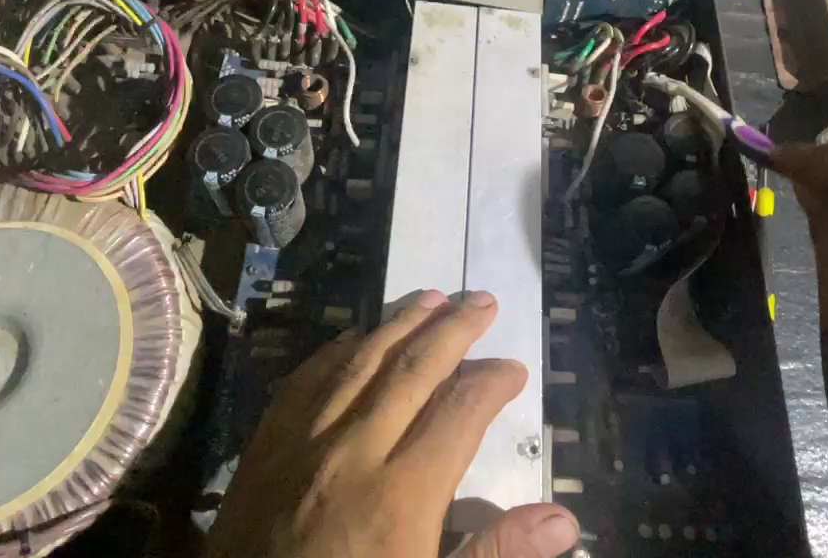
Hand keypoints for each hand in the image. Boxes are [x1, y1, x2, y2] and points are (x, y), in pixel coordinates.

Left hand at [205, 289, 581, 557]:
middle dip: (454, 329)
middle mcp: (354, 451)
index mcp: (401, 495)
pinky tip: (353, 336)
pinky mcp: (265, 448)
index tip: (515, 368)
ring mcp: (304, 443)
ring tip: (431, 296)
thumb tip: (562, 521)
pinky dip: (335, 352)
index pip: (460, 413)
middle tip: (482, 302)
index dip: (492, 384)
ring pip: (361, 361)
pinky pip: (305, 380)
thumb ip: (493, 554)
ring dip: (400, 323)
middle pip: (414, 369)